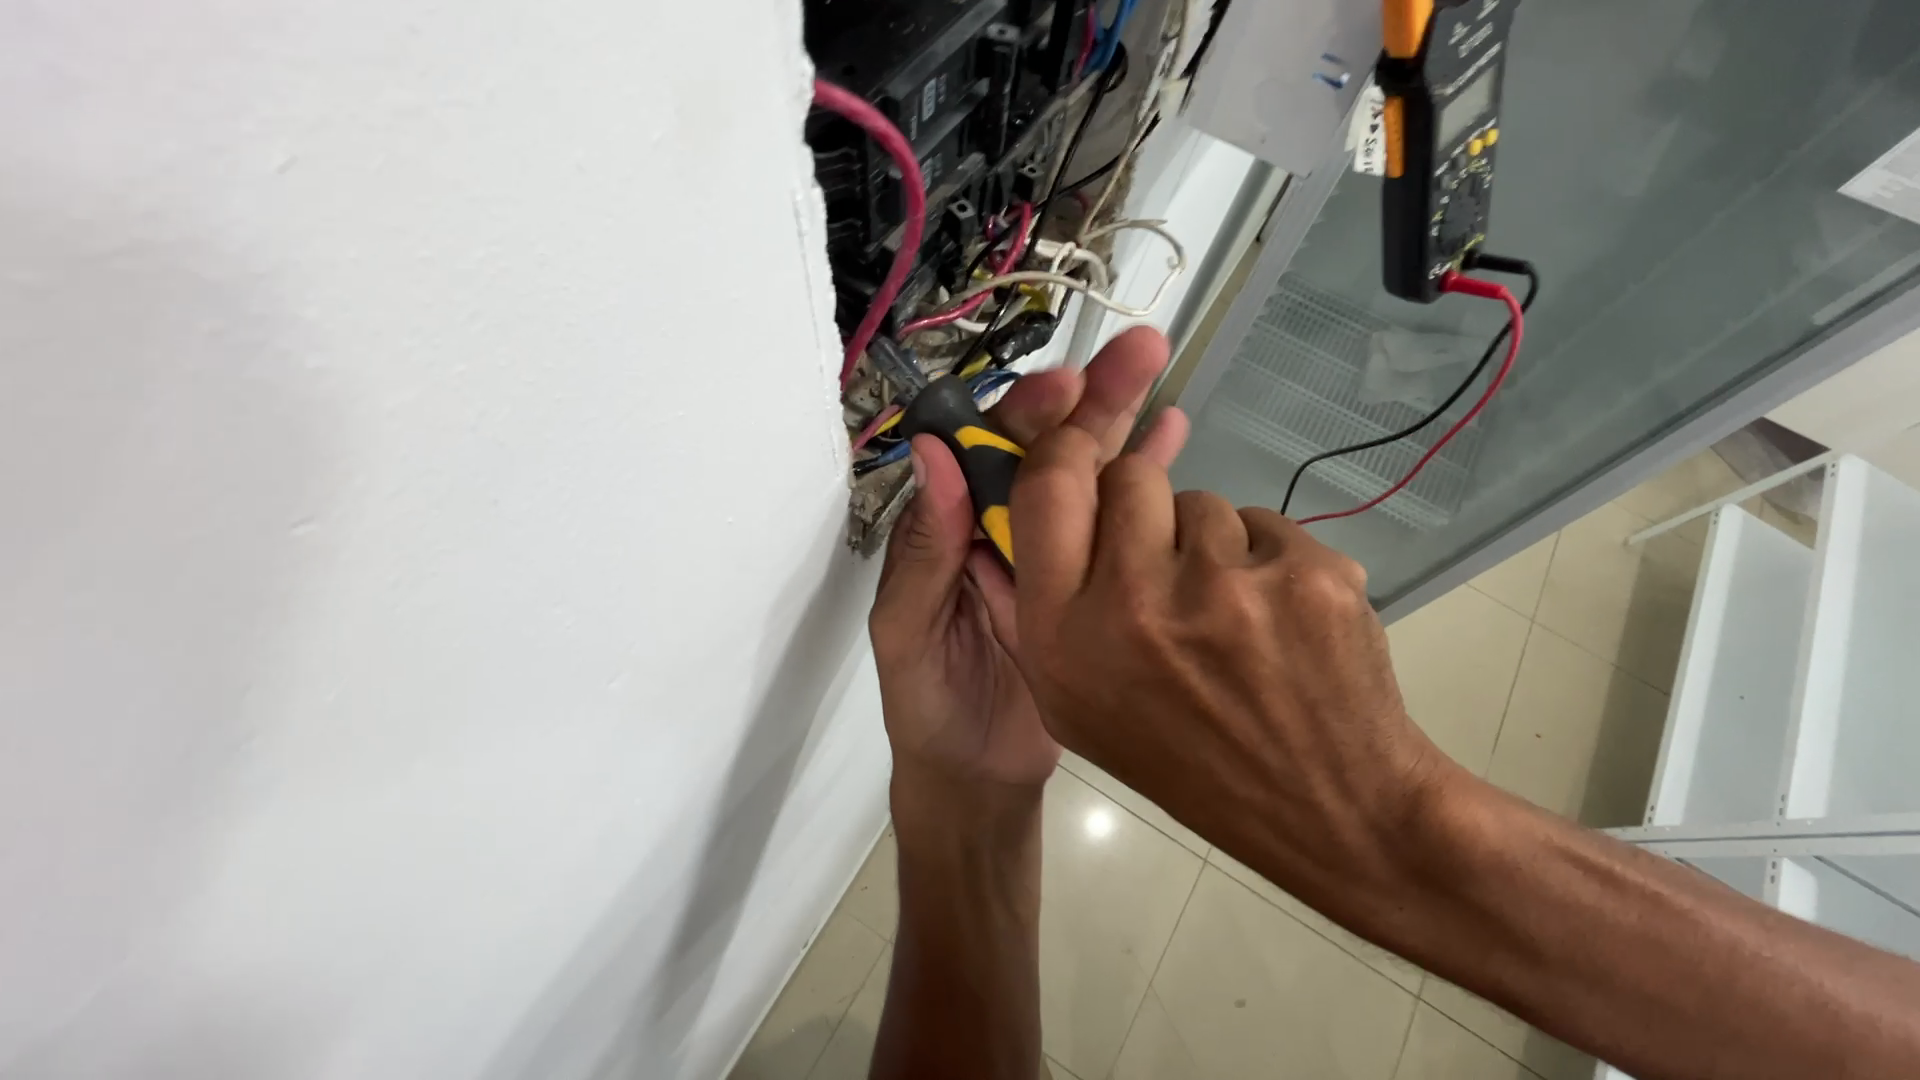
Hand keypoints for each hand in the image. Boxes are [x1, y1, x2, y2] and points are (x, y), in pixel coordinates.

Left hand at [868, 328, 1190, 791]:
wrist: (979, 776)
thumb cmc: (930, 708)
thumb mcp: (908, 633)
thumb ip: (924, 552)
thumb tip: (933, 452)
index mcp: (952, 530)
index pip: (985, 453)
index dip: (1023, 414)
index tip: (1065, 386)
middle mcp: (1002, 528)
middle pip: (1044, 451)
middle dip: (1087, 400)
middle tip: (1139, 354)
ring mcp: (1054, 554)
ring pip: (1086, 476)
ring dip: (1121, 424)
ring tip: (1160, 377)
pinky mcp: (1095, 583)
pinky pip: (1118, 521)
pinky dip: (1142, 477)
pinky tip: (1172, 436)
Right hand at [977, 428, 1457, 907]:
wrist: (1324, 807)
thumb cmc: (1181, 755)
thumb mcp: (1071, 703)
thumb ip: (1028, 607)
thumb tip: (997, 518)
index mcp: (1063, 639)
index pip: (1045, 487)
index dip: (1064, 453)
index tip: (1083, 452)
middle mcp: (1133, 605)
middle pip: (1127, 475)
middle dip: (1140, 505)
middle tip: (1163, 564)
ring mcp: (1227, 588)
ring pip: (1201, 500)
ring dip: (1207, 542)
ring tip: (1228, 615)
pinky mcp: (1307, 575)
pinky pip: (1264, 522)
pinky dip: (1267, 559)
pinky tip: (1280, 622)